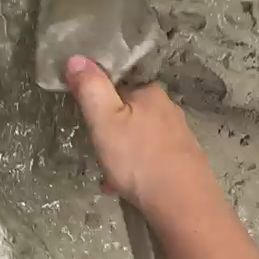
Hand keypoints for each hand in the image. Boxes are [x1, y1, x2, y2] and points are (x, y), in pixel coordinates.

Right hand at [64, 55, 204, 211]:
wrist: (181, 202)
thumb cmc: (138, 159)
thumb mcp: (104, 121)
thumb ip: (90, 89)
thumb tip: (76, 57)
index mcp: (149, 93)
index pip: (117, 89)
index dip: (99, 107)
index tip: (90, 127)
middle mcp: (168, 108)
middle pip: (128, 114)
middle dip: (111, 133)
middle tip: (98, 154)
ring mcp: (178, 135)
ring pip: (139, 138)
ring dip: (122, 154)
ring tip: (110, 176)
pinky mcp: (183, 158)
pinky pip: (150, 157)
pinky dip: (136, 168)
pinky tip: (126, 186)